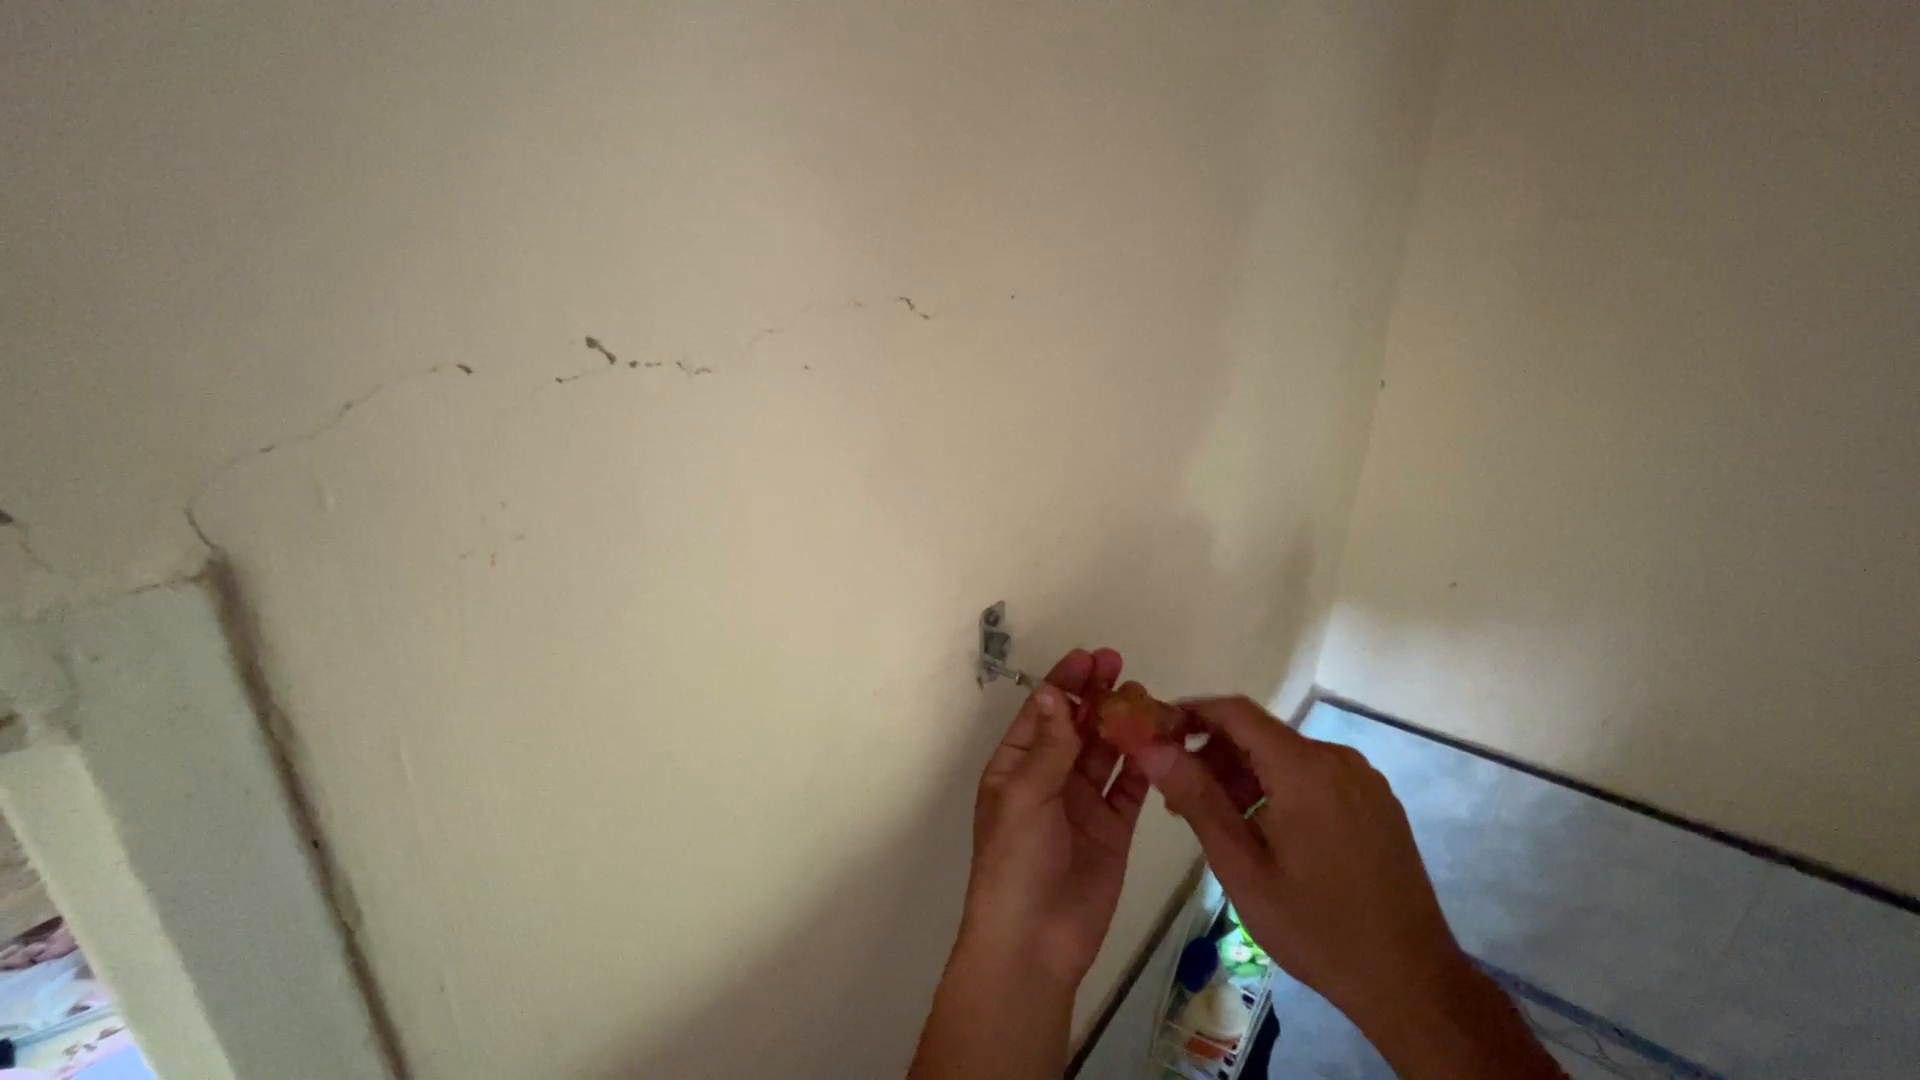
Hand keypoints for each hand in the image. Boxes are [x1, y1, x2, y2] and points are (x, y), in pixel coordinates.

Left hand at [961, 648, 1148, 987]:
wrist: (1035, 941)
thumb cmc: (1016, 862)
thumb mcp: (1024, 796)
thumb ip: (1048, 746)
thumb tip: (1051, 692)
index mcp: (1016, 768)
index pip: (1043, 715)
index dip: (1063, 684)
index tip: (1089, 656)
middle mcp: (1049, 779)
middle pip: (1076, 726)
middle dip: (1095, 695)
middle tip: (1120, 664)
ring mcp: (1083, 803)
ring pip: (1105, 751)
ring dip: (1120, 722)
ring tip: (1143, 693)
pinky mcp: (1113, 827)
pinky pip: (1131, 786)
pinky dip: (1144, 762)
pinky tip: (1159, 736)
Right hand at [1139, 697, 1562, 1079]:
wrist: (1412, 980)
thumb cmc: (1315, 927)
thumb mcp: (1242, 867)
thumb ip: (1197, 799)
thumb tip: (1152, 748)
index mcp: (1304, 768)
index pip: (1236, 712)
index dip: (1191, 714)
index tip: (1156, 735)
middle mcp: (1337, 759)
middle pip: (1260, 734)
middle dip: (1214, 754)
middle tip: (1178, 797)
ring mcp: (1363, 780)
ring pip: (1286, 756)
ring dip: (1244, 775)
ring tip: (1216, 821)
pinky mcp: (1376, 802)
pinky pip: (1314, 777)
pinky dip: (1278, 788)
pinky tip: (1263, 831)